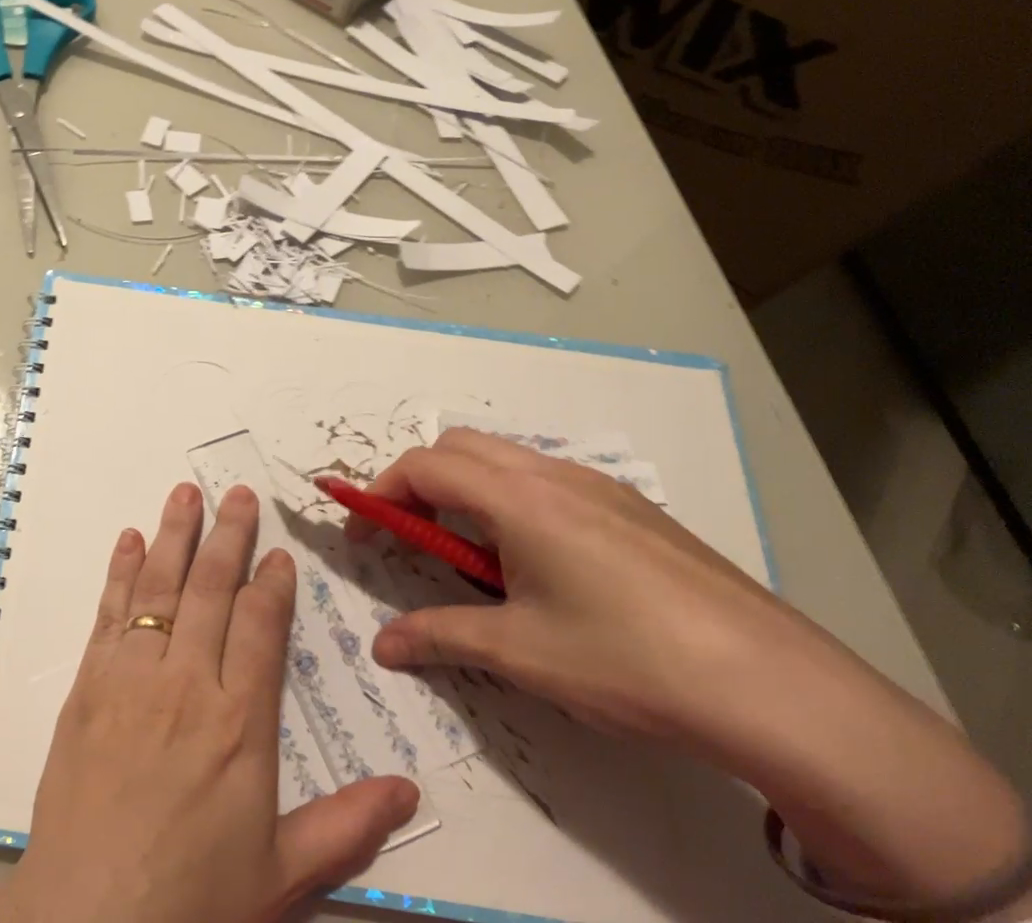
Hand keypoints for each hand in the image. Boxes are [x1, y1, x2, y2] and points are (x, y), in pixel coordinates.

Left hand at [0, 483, 418, 922]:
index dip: (271, 585)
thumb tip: (409, 791)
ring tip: (182, 494)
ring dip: (173, 537)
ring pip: (158, 591)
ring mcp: (130, 680)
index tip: (277, 552)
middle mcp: (186, 685)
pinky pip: (109, 617)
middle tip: (235, 494)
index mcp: (240, 723)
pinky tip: (129, 543)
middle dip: (226, 537)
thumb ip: (347, 827)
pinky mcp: (87, 688)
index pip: (261, 629)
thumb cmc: (192, 896)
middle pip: (210, 592)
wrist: (90, 913)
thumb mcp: (283, 872)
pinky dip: (121, 574)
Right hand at [355, 429, 1027, 906]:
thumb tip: (384, 646)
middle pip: (462, 447)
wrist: (773, 688)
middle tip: (409, 540)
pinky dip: (514, 505)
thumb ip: (439, 636)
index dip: (379, 495)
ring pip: (510, 461)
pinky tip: (539, 570)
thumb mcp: (518, 652)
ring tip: (472, 561)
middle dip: (419, 482)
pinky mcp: (639, 515)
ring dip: (468, 492)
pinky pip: (552, 485)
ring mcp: (606, 491)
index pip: (425, 466)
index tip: (363, 538)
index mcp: (520, 499)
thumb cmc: (626, 660)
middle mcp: (559, 478)